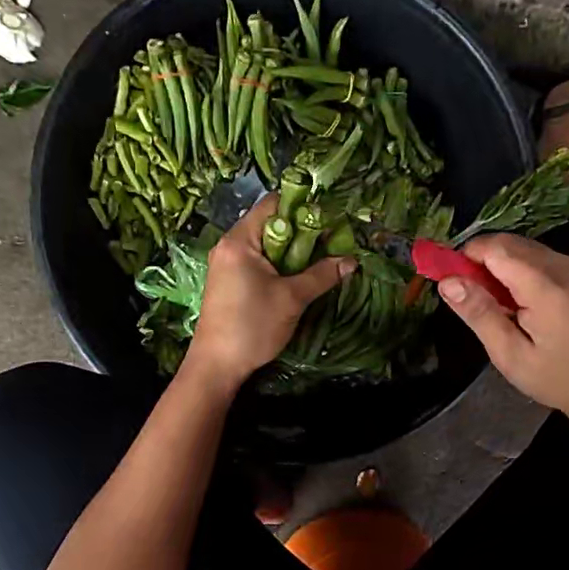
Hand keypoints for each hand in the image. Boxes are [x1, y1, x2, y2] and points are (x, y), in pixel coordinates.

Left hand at [185, 196, 350, 388]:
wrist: (217, 365)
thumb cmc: (252, 326)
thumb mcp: (292, 299)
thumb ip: (322, 275)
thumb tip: (351, 261)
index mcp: (240, 240)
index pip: (273, 204)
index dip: (302, 207)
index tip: (328, 221)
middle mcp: (230, 245)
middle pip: (271, 224)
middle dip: (302, 232)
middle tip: (331, 244)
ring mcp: (228, 264)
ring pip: (267, 245)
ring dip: (293, 251)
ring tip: (320, 262)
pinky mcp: (230, 281)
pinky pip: (259, 262)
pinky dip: (280, 265)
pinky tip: (299, 278)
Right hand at [438, 233, 568, 429]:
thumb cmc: (556, 380)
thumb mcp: (510, 355)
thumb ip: (479, 314)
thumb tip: (447, 282)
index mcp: (550, 290)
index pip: (500, 249)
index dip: (469, 254)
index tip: (450, 273)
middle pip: (516, 245)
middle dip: (487, 260)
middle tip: (471, 291)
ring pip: (534, 251)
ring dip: (509, 266)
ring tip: (502, 303)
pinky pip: (553, 260)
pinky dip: (532, 271)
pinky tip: (529, 303)